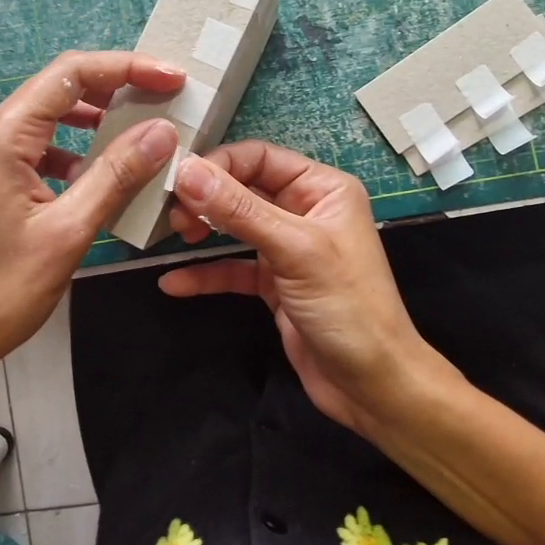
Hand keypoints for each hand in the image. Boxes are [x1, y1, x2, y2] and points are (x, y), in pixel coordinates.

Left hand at [0, 52, 184, 397]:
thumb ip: (116, 176)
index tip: (172, 78)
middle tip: (165, 101)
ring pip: (51, 119)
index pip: (71, 75)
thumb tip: (161, 133)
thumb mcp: (68, 233)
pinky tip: (103, 173)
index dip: (127, 67)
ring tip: (143, 133)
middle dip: (116, 89)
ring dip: (98, 121)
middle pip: (60, 89)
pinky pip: (41, 149)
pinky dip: (77, 152)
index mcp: (2, 137)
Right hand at [158, 142, 447, 433]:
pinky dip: (205, 274)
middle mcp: (305, 211)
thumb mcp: (294, 250)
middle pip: (243, 188)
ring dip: (202, 230)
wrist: (372, 386)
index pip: (260, 157)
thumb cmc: (347, 307)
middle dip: (206, 197)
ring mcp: (288, 249)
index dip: (219, 165)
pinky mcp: (274, 285)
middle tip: (173, 214)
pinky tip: (175, 283)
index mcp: (322, 189)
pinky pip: (232, 268)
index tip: (179, 181)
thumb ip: (239, 210)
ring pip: (234, 227)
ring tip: (172, 236)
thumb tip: (187, 173)